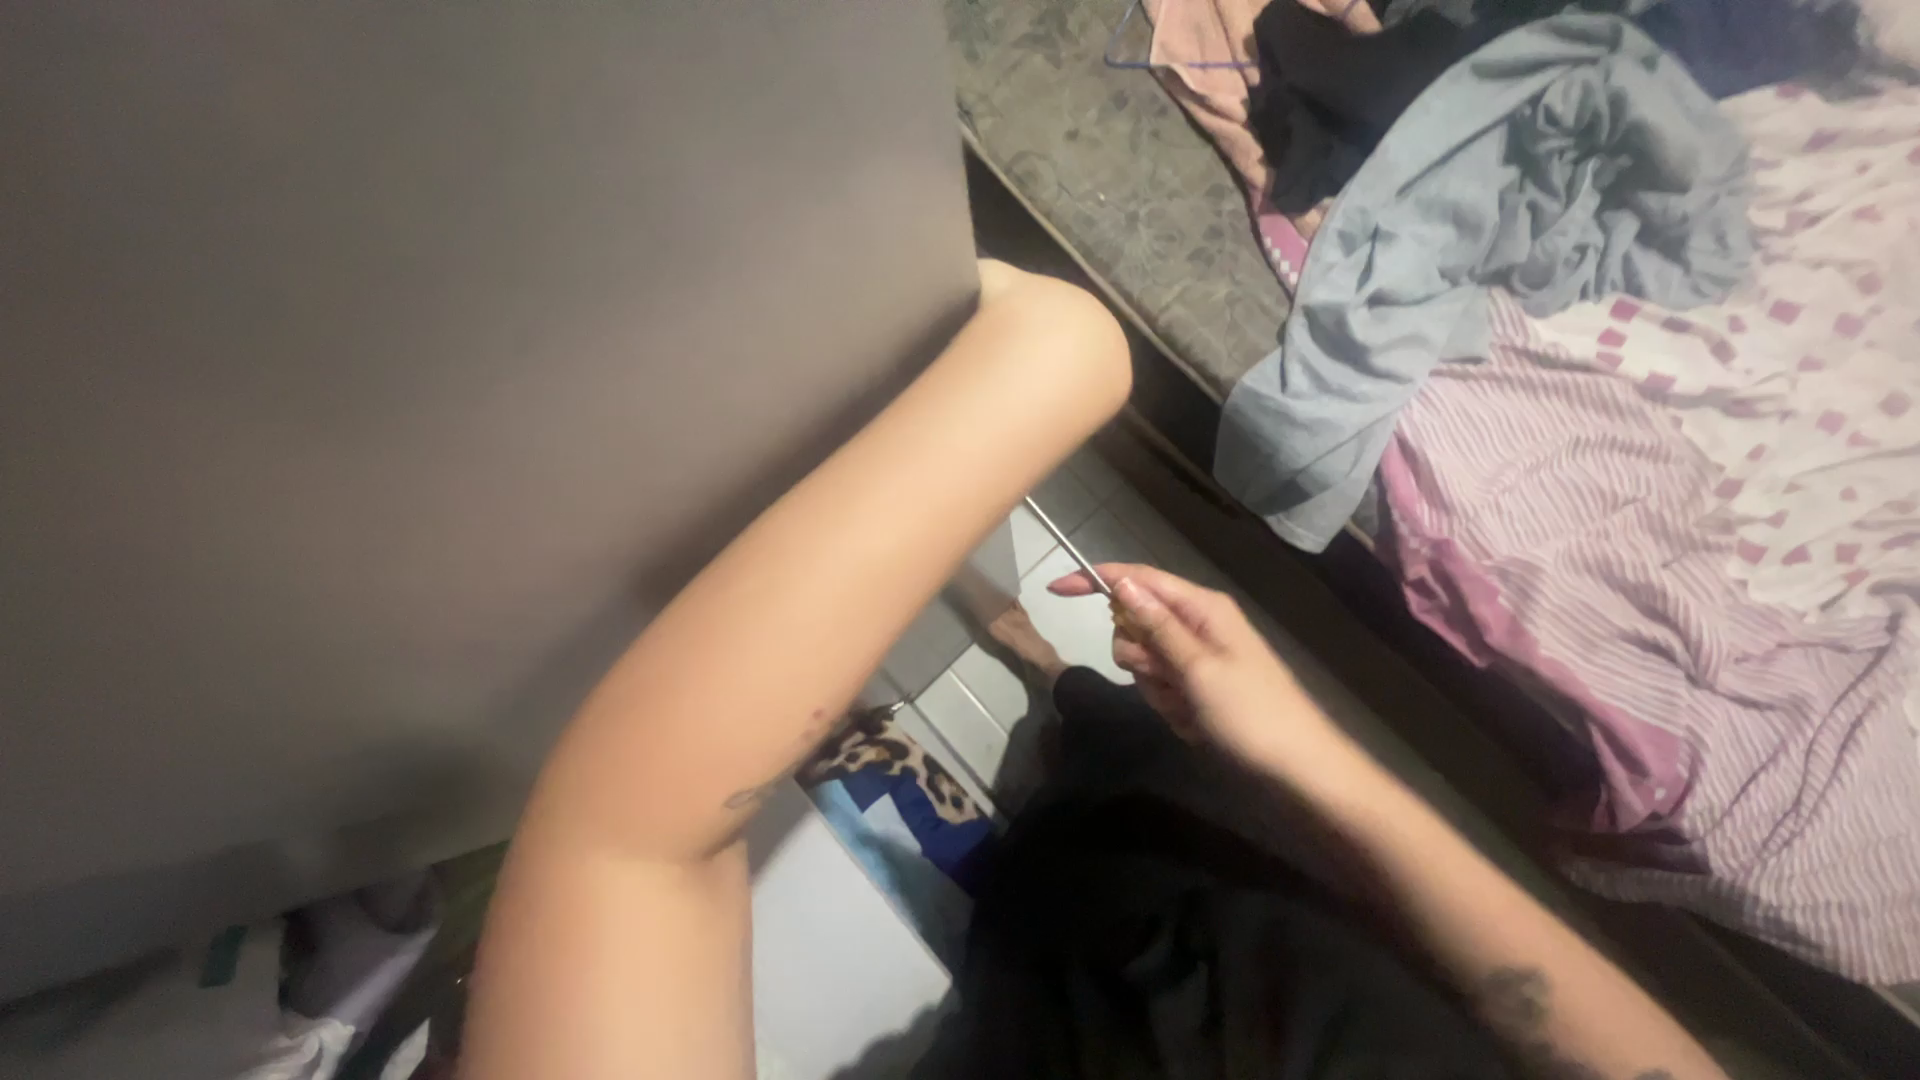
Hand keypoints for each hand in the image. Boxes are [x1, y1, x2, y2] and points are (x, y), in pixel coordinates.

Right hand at [1048, 564, 1348, 769]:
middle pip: (1135, 622)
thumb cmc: (1251, 714)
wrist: (1298, 770)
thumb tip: (1120, 581)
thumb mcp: (1198, 667)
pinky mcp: (1197, 686)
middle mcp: (1197, 624)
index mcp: (1202, 607)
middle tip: (1165, 678)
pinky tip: (1195, 722)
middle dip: (1138, 654)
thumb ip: (1156, 625)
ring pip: (1144, 659)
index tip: (1056, 589)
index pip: (1138, 578)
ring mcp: (1197, 657)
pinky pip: (1160, 686)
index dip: (1096, 579)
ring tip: (1188, 708)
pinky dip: (1169, 705)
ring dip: (1155, 687)